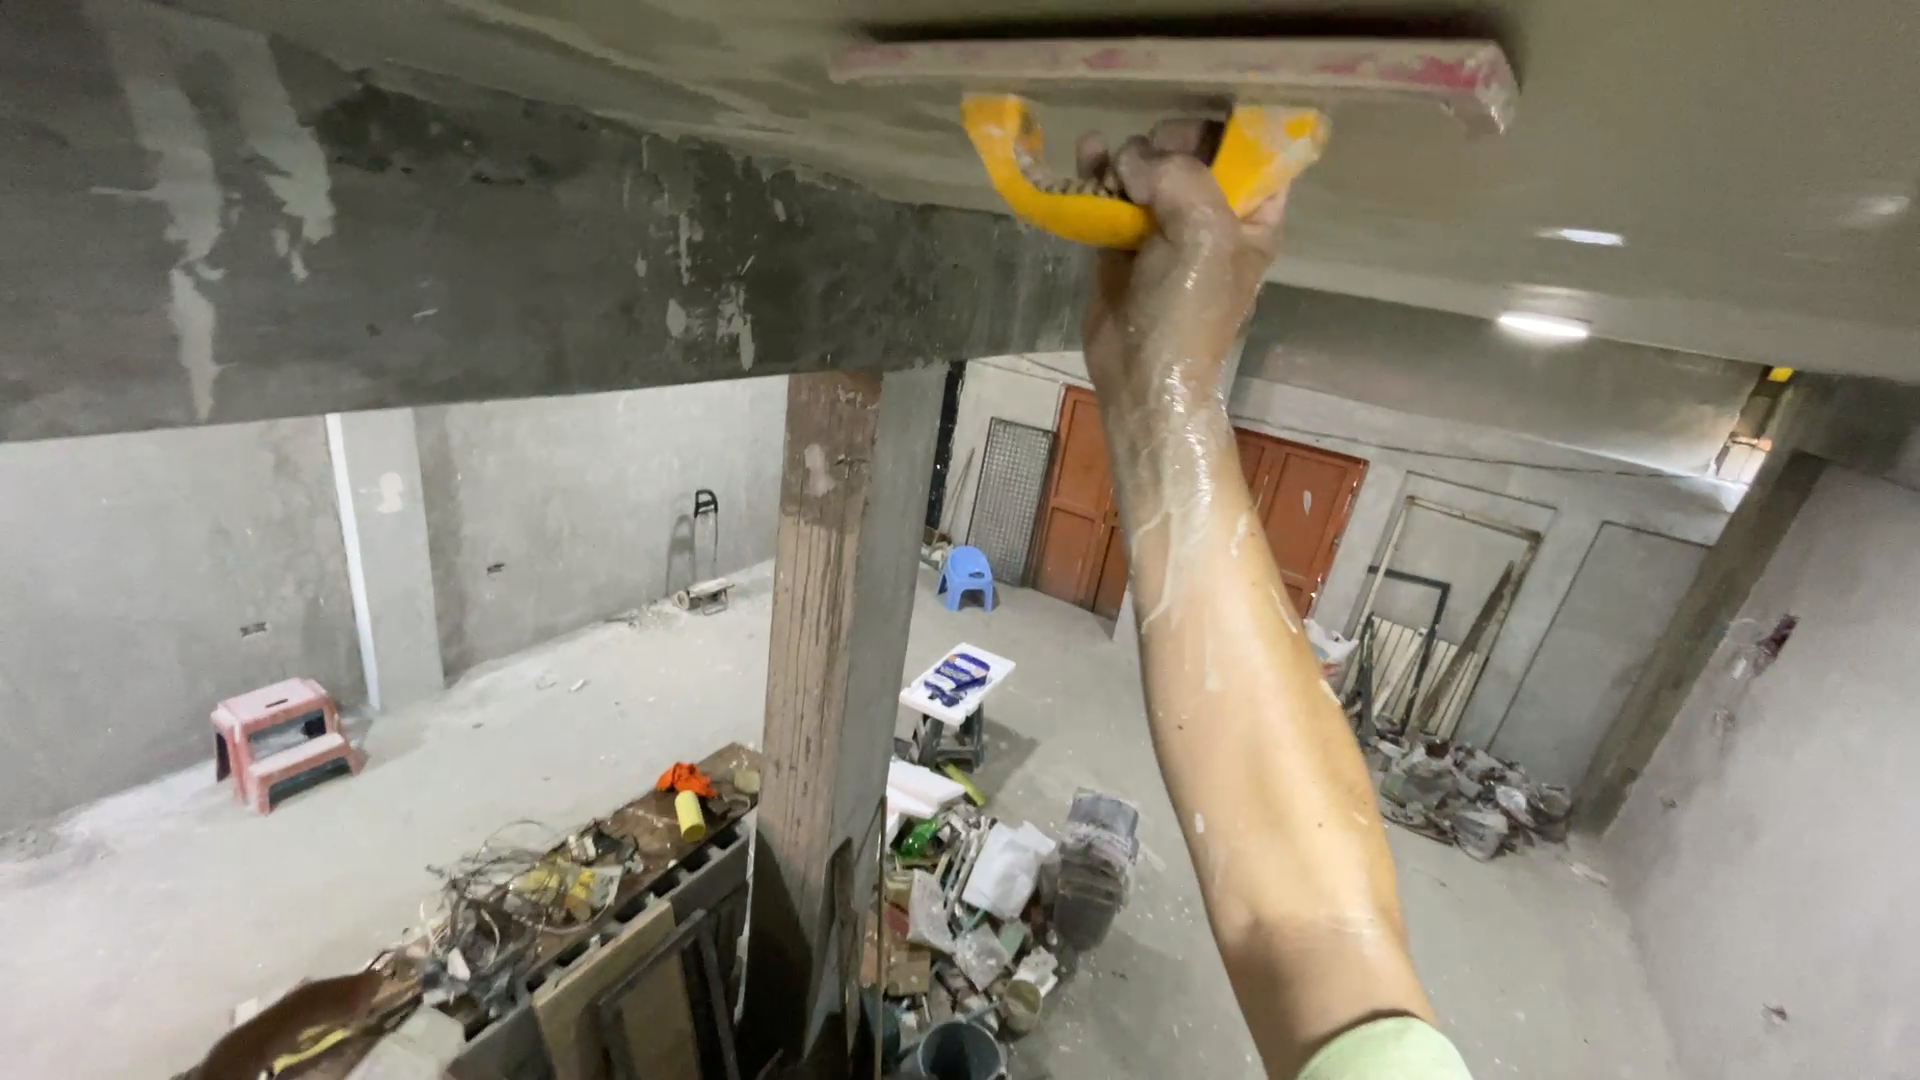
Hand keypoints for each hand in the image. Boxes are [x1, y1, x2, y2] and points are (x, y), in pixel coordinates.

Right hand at [1077, 121, 1288, 546]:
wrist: (1141, 376)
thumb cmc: (1187, 311)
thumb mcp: (1204, 234)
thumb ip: (1178, 175)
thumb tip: (1132, 158)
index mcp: (1252, 215)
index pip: (1254, 149)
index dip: (1229, 128)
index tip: (1197, 134)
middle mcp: (1211, 215)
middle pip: (1194, 149)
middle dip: (1169, 142)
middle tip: (1153, 161)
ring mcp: (1164, 228)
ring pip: (1148, 167)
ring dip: (1129, 155)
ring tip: (1112, 163)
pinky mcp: (1121, 243)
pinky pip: (1111, 195)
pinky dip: (1098, 172)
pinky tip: (1087, 154)